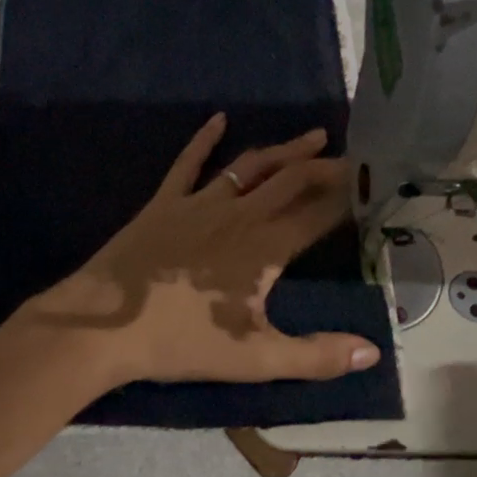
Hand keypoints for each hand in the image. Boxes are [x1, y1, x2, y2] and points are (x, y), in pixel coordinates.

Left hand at [16, 113, 380, 389]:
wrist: (104, 325)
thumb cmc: (181, 343)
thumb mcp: (255, 358)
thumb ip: (315, 356)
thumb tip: (372, 351)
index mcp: (264, 249)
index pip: (316, 215)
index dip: (346, 199)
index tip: (370, 185)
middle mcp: (238, 215)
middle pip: (290, 180)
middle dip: (324, 167)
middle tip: (352, 156)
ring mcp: (199, 203)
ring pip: (250, 165)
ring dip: (283, 150)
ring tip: (312, 136)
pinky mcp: (165, 202)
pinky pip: (189, 163)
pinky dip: (205, 139)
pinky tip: (219, 119)